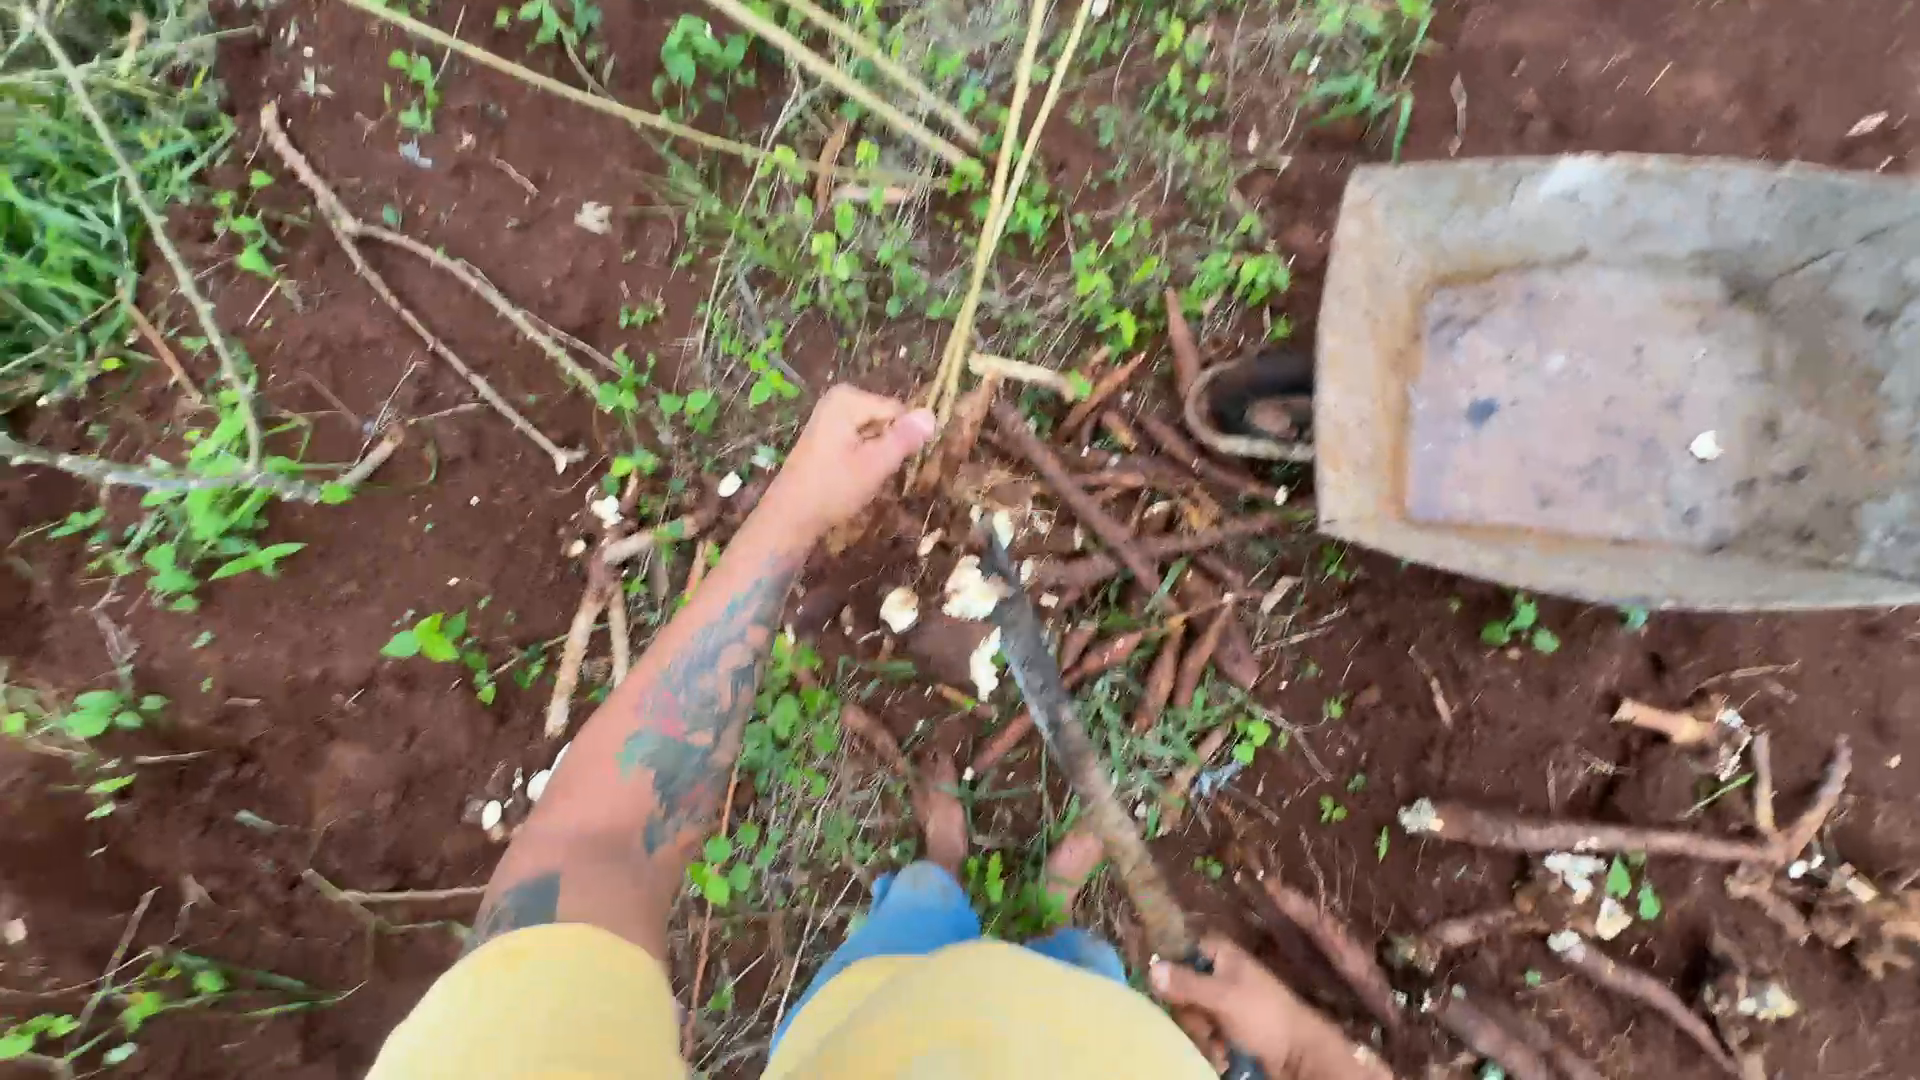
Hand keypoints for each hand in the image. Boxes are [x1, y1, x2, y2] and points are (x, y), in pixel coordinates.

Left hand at [758, 386, 934, 539]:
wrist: (790, 516)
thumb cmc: (833, 489)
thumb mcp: (875, 464)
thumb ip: (904, 438)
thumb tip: (932, 414)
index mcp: (848, 399)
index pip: (899, 413)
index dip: (901, 441)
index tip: (887, 466)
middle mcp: (838, 399)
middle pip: (886, 421)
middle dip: (887, 448)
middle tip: (872, 474)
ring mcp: (830, 417)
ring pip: (875, 434)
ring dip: (876, 457)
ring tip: (861, 478)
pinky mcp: (826, 435)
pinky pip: (860, 441)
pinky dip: (862, 460)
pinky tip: (850, 478)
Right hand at [1151, 935, 1390, 1079]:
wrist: (1303, 1058)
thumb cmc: (1264, 1016)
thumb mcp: (1222, 998)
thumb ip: (1186, 984)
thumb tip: (1150, 969)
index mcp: (1220, 954)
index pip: (1181, 950)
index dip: (1171, 970)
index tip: (1166, 991)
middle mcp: (1220, 974)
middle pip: (1182, 986)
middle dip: (1190, 1013)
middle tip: (1203, 1027)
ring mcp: (1225, 1003)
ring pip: (1192, 1013)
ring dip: (1200, 1034)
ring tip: (1217, 1048)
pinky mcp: (1230, 1028)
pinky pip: (1205, 1032)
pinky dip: (1211, 1046)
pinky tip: (1222, 1057)